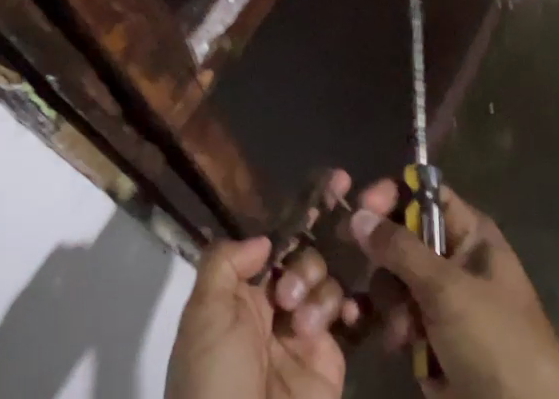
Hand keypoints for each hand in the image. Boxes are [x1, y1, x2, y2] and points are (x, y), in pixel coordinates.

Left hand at [167, 172, 356, 398]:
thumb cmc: (214, 378)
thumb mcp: (202, 316)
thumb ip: (226, 264)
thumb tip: (265, 240)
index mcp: (240, 295)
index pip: (276, 242)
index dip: (305, 211)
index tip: (337, 179)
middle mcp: (273, 307)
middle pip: (308, 257)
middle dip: (306, 264)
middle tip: (288, 296)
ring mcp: (305, 334)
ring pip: (330, 284)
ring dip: (319, 295)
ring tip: (301, 328)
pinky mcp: (332, 359)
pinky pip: (351, 319)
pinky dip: (355, 308)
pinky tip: (353, 310)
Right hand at [349, 179, 558, 398]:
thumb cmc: (495, 340)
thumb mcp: (448, 289)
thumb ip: (401, 249)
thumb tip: (358, 214)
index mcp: (471, 235)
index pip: (426, 195)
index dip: (393, 195)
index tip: (361, 206)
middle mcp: (454, 260)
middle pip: (402, 239)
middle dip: (386, 262)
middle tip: (376, 276)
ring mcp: (442, 300)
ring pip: (394, 281)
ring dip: (392, 305)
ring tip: (406, 333)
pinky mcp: (430, 336)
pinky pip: (397, 316)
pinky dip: (392, 329)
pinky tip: (397, 346)